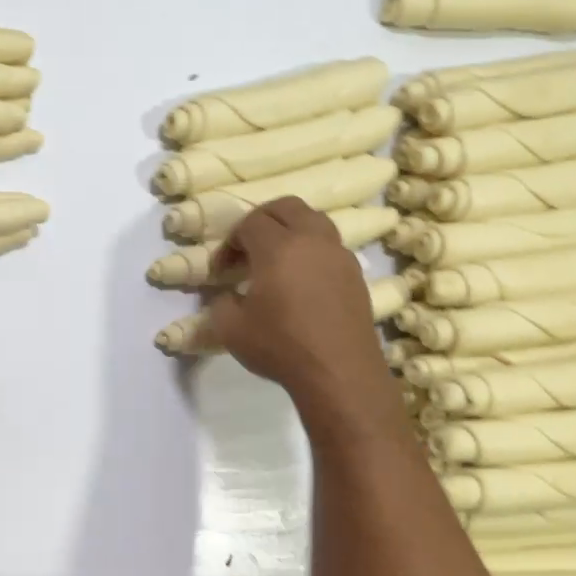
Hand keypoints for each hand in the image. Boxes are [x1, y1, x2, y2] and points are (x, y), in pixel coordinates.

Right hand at [205, 198, 395, 413]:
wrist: (337, 368)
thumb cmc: (279, 346)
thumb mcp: (230, 329)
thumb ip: (221, 303)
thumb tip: (228, 295)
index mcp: (279, 248)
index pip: (250, 222)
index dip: (230, 241)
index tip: (221, 269)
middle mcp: (312, 240)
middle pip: (286, 207)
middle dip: (261, 221)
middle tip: (246, 249)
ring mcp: (339, 253)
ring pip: (313, 220)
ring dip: (289, 231)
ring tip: (274, 261)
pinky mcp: (354, 272)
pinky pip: (328, 245)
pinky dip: (308, 250)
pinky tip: (298, 281)